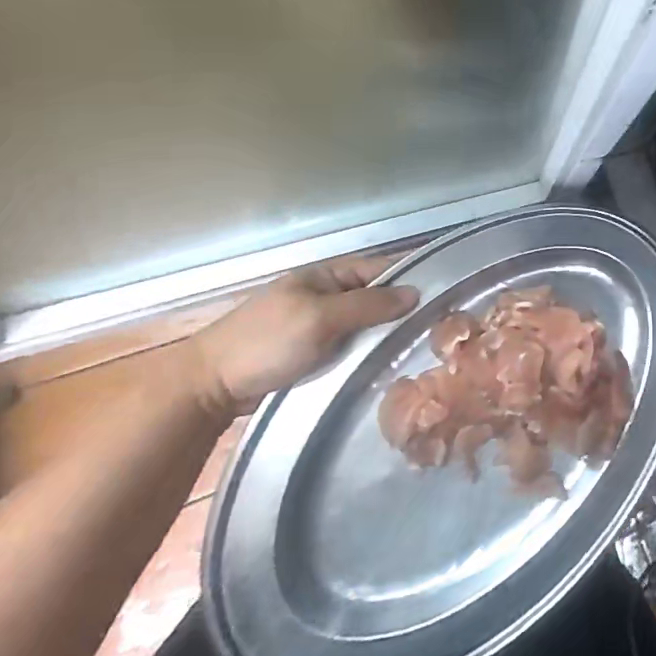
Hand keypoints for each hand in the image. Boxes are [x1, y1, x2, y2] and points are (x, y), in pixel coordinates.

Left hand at [191, 255, 420, 414]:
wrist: (210, 386)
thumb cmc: (265, 343)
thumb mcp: (320, 319)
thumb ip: (368, 305)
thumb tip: (416, 294)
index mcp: (326, 275)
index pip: (382, 269)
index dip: (412, 279)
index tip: (445, 296)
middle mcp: (327, 294)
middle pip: (377, 297)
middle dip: (403, 310)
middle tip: (438, 330)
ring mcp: (321, 323)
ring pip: (367, 323)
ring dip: (387, 334)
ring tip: (420, 348)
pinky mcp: (316, 350)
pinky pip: (353, 344)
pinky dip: (370, 351)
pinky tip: (389, 363)